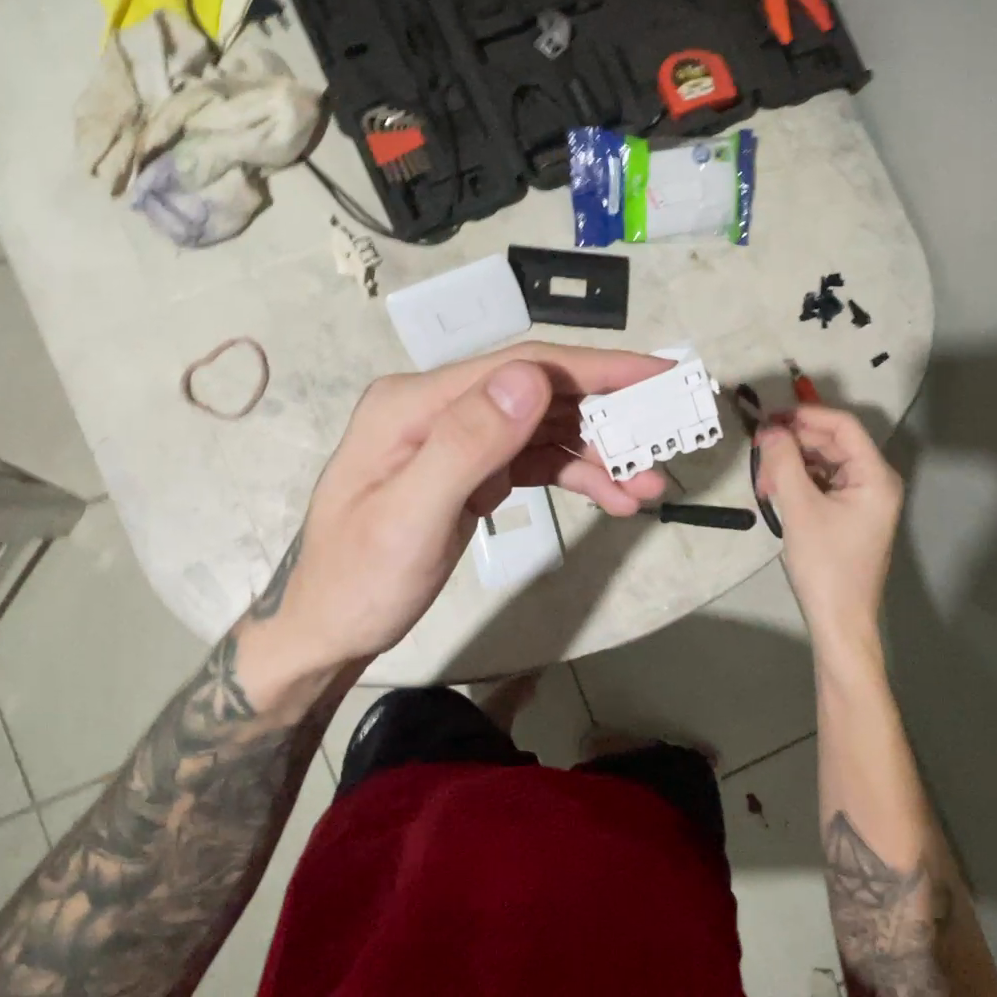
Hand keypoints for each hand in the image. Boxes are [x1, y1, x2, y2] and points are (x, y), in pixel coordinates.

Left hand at [241, 342, 670, 666]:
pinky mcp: (474, 469)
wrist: (329, 629)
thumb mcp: (410, 517)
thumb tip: (532, 379)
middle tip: (668, 439)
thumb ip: (468, 444)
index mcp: (417, 403)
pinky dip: (577, 475)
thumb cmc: (360, 580)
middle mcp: (440, 407)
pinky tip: (612, 498)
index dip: (595, 368)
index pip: (521, 367)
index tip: (658, 376)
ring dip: (600, 453)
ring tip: (648, 487)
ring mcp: (459, 438)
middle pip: (542, 393)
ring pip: (546, 429)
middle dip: (609, 415)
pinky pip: (536, 461)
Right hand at [756, 406, 903, 644]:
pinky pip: (823, 484)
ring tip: (762, 477)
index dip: (806, 415)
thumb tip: (768, 430)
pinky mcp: (850, 515)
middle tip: (758, 448)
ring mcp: (863, 499)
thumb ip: (783, 462)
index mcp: (876, 475)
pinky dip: (799, 481)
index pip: (843, 426)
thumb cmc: (825, 565)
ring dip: (792, 463)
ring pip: (824, 463)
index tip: (769, 417)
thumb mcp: (800, 509)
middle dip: (794, 442)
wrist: (839, 621)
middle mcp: (875, 481)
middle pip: (833, 443)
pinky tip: (775, 490)